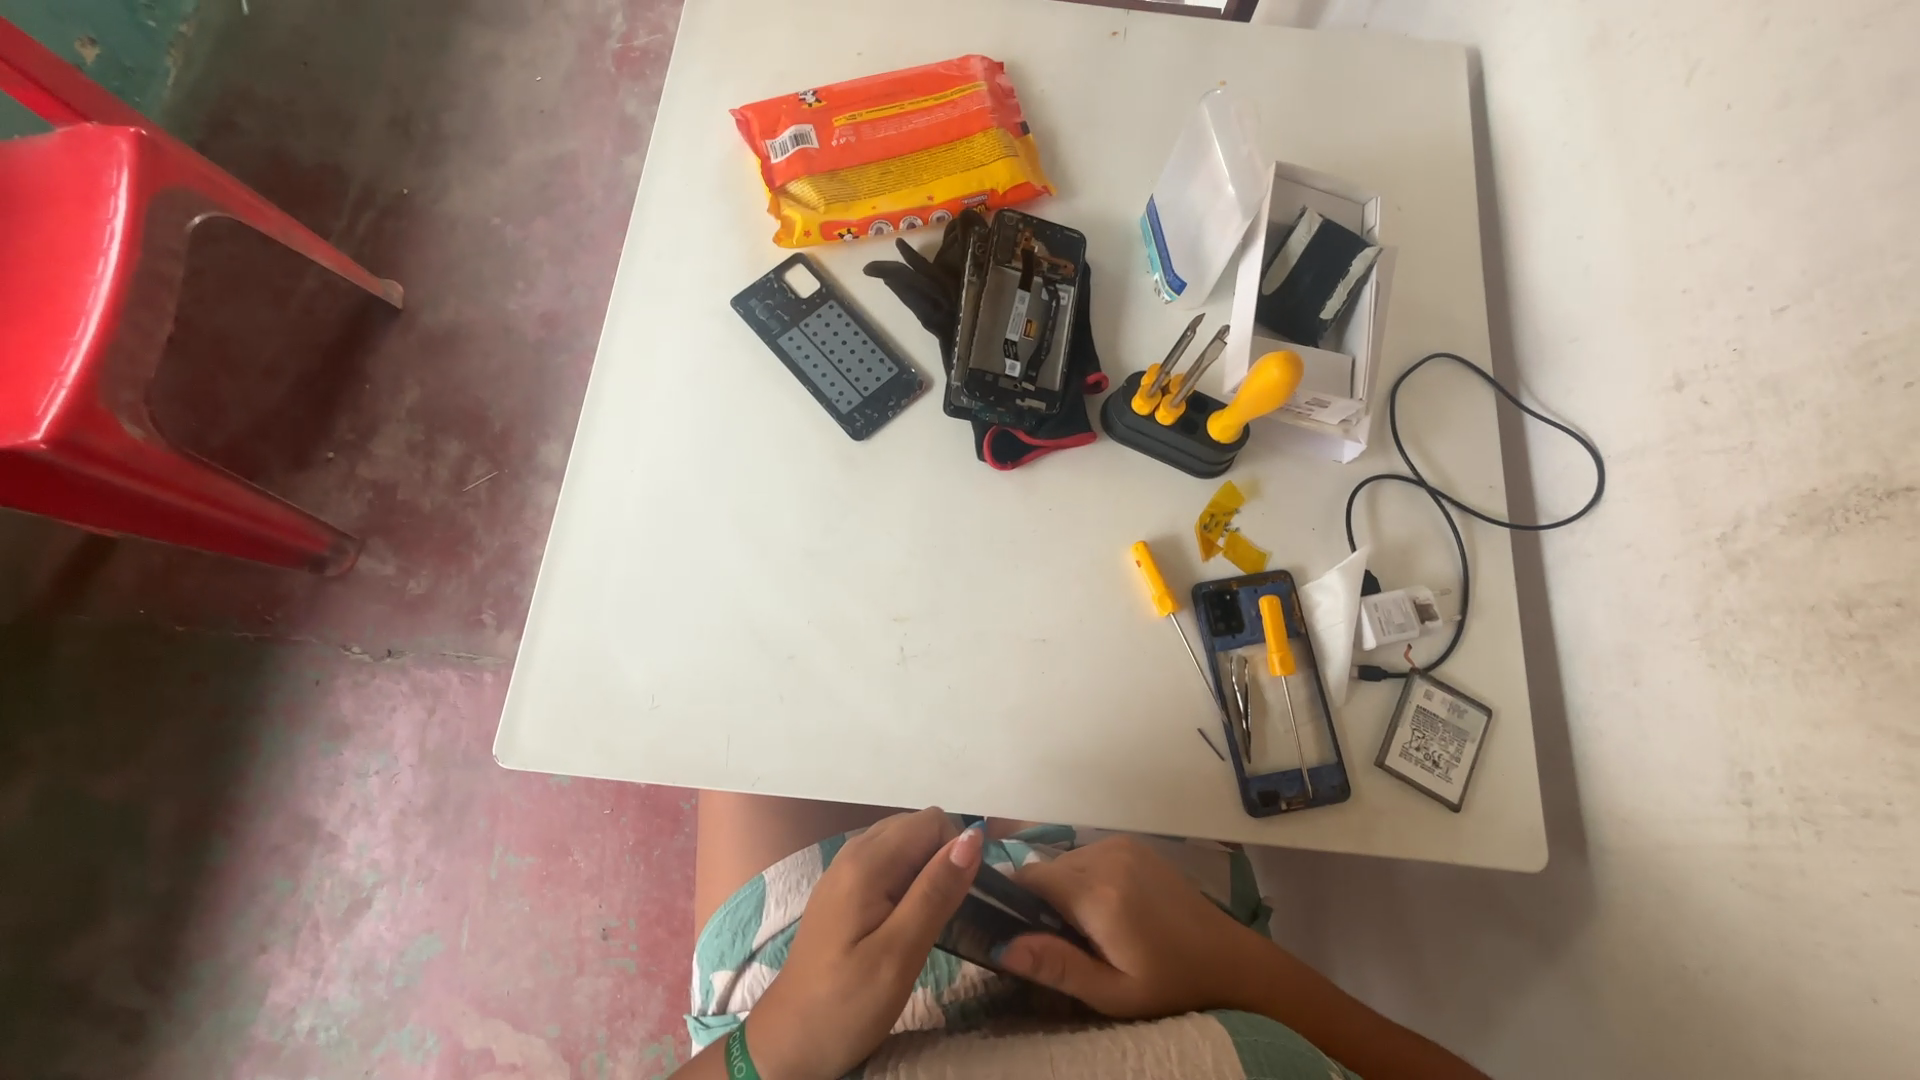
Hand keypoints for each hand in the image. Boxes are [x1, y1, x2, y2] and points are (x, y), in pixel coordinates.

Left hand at [743, 808, 982, 1079]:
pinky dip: (909, 880)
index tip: (969, 894)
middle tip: (953, 911)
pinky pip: (889, 863)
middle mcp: (853, 853)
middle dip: (945, 857)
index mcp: (866, 863)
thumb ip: (936, 892)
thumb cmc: (845, 1004)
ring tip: (934, 918)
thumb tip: (972, 837)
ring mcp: (845, 870)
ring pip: (905, 843)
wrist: (789, 1043)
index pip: (931, 821)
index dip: (958, 850)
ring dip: (929, 870)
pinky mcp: (844, 890)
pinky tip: (910, 920)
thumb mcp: (899, 954)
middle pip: (917, 827)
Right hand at [995, 836, 1283, 1018]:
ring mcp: (1122, 845)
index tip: (1026, 935)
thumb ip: (1057, 966)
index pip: (1029, 879)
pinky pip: (1088, 855)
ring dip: (1065, 890)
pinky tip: (1109, 909)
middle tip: (1068, 943)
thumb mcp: (1112, 993)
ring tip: (1093, 929)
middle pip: (1047, 870)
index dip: (1017, 905)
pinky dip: (1086, 878)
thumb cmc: (1169, 985)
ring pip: (1066, 862)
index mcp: (1099, 894)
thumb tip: (1002, 946)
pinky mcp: (1133, 843)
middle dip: (1045, 903)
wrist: (1229, 961)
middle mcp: (1107, 857)